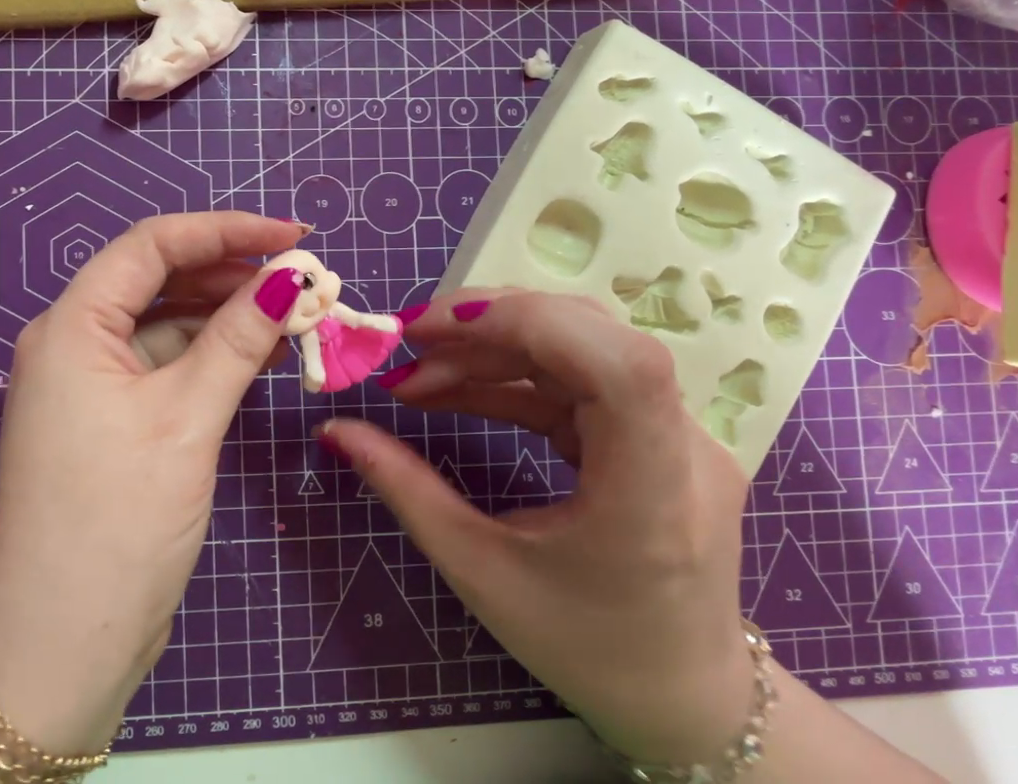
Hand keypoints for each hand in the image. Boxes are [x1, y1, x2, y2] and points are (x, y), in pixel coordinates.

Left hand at [0, 212, 309, 753]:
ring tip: (300, 319)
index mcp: (70, 326)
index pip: (150, 246)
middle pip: (159, 282)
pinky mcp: (110, 423)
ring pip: (167, 327)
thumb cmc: (116, 519)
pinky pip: (165, 369)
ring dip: (229, 319)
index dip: (224, 231)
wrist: (62, 639)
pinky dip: (213, 360)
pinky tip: (265, 357)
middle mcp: (72, 344)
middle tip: (308, 283)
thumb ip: (236, 340)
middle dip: (233, 275)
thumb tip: (289, 277)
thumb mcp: (185, 420)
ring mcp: (89, 387)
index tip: (294, 236)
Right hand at [320, 290, 757, 765]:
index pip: (618, 363)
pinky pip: (577, 382)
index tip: (430, 330)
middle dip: (487, 325)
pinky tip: (451, 391)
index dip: (525, 323)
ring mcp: (678, 435)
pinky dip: (509, 379)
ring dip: (490, 350)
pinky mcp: (656, 436)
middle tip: (403, 342)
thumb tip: (334, 430)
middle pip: (591, 337)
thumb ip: (403, 487)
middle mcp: (683, 446)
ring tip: (413, 375)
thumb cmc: (580, 644)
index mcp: (654, 490)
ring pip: (580, 349)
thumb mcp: (478, 569)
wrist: (678, 694)